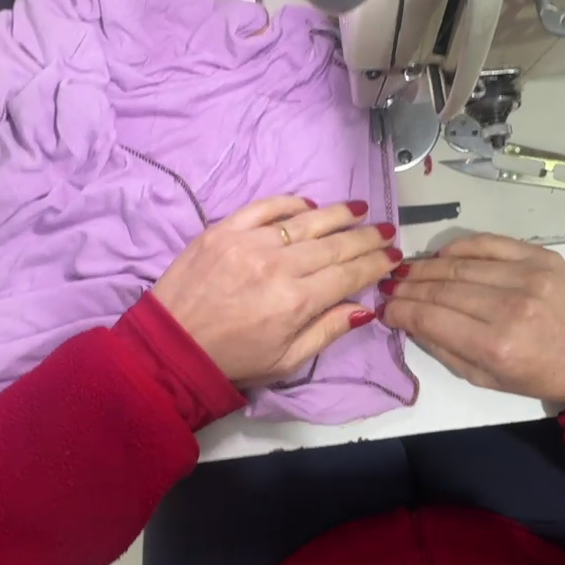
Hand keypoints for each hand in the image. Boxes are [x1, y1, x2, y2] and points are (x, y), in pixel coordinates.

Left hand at [153, 196, 400, 386]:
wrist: (170, 346)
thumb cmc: (232, 359)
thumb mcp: (286, 361)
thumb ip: (327, 331)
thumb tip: (364, 308)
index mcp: (296, 302)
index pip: (349, 274)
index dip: (375, 264)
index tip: (393, 256)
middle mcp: (279, 266)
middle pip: (335, 245)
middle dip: (366, 237)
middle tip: (386, 230)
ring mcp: (250, 243)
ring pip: (307, 221)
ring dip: (338, 214)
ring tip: (359, 210)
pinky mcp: (224, 229)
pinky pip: (266, 207)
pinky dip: (291, 203)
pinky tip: (309, 205)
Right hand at [380, 234, 564, 403]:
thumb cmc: (536, 376)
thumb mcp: (484, 379)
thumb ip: (443, 348)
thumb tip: (407, 320)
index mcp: (495, 346)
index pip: (430, 317)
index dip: (400, 310)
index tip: (384, 307)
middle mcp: (510, 307)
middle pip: (442, 288)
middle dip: (408, 287)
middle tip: (388, 286)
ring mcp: (529, 277)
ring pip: (461, 264)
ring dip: (427, 266)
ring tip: (408, 270)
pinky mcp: (543, 257)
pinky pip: (490, 243)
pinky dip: (460, 246)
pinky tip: (441, 255)